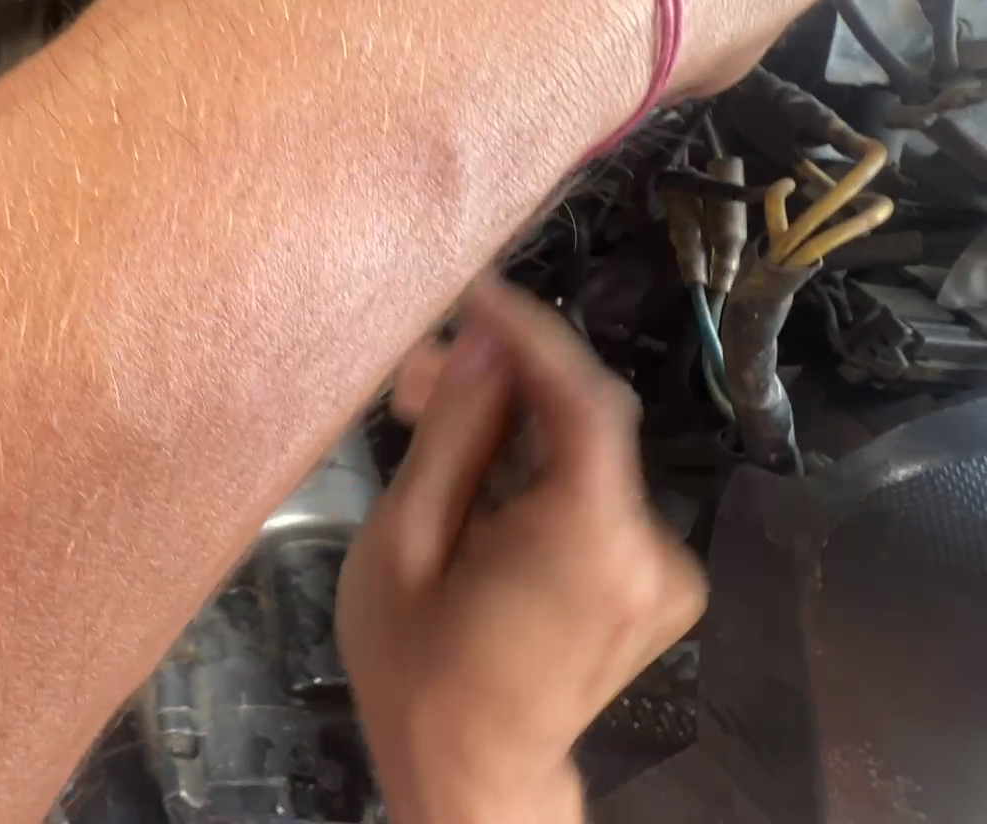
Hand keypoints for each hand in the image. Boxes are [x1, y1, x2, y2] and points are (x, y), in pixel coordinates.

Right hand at [337, 279, 706, 823]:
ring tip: (417, 406)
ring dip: (501, 418)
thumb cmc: (412, 661)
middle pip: (577, 423)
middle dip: (495, 378)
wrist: (465, 770)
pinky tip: (463, 461)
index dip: (530, 334)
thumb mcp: (406, 538)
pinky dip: (523, 460)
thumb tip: (486, 349)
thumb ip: (454, 438)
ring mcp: (656, 568)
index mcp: (590, 542)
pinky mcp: (640, 578)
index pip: (582, 402)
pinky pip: (581, 490)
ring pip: (575, 452)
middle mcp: (650, 549)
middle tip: (407, 371)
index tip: (471, 291)